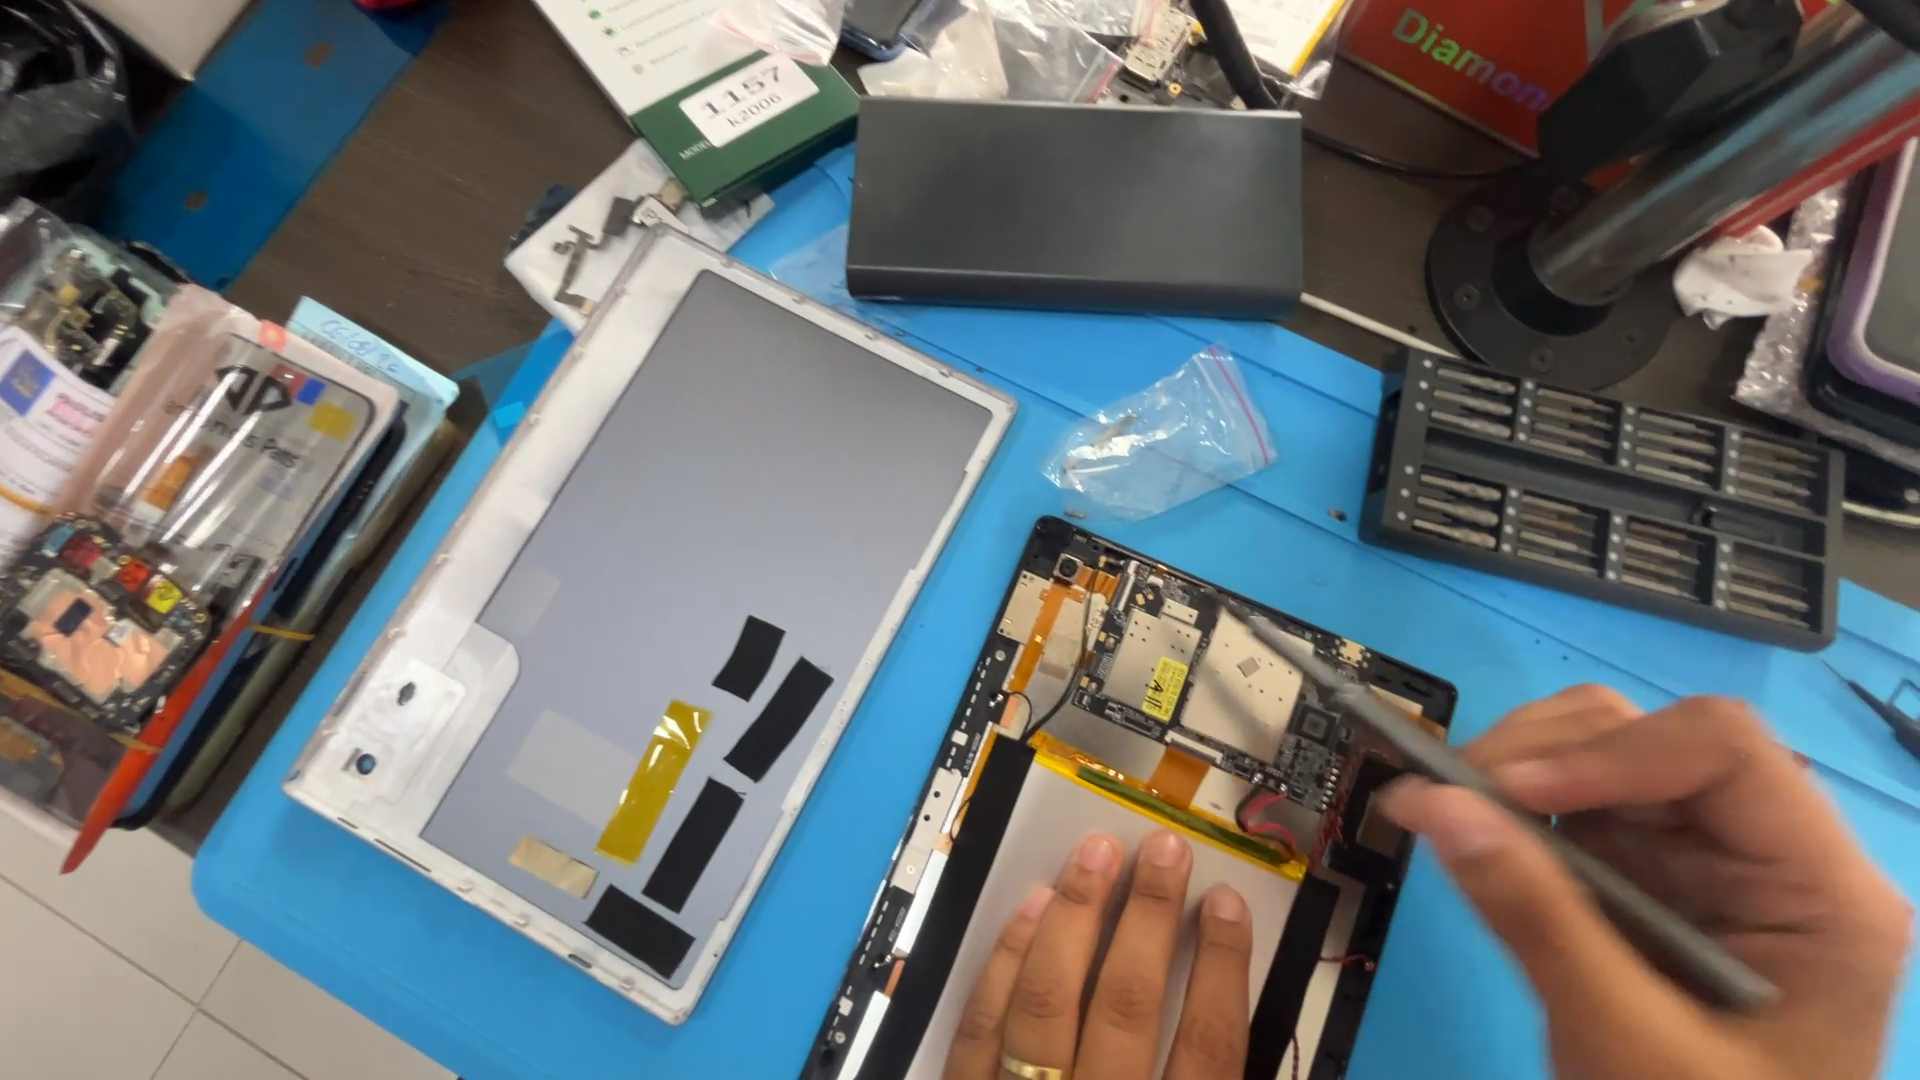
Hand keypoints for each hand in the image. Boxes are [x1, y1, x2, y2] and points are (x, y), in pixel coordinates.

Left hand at [943, 830, 1254, 1079]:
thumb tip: (1259, 1052)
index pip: (1207, 1051)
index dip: (1221, 969)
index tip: (1226, 903)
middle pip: (1125, 1005)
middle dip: (1147, 917)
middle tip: (1163, 848)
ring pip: (1048, 998)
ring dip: (1075, 916)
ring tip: (1096, 851)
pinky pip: (981, 1022)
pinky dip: (1005, 957)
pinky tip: (1031, 904)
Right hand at [1383, 686, 1912, 1079]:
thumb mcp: (1627, 1040)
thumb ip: (1536, 920)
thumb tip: (1429, 801)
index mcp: (1812, 888)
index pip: (1720, 750)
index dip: (1607, 753)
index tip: (1506, 793)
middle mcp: (1752, 843)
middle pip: (1639, 730)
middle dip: (1533, 750)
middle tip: (1450, 795)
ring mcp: (1683, 843)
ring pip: (1590, 737)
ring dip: (1508, 757)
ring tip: (1449, 805)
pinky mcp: (1624, 853)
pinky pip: (1555, 779)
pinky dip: (1497, 784)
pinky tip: (1464, 820)